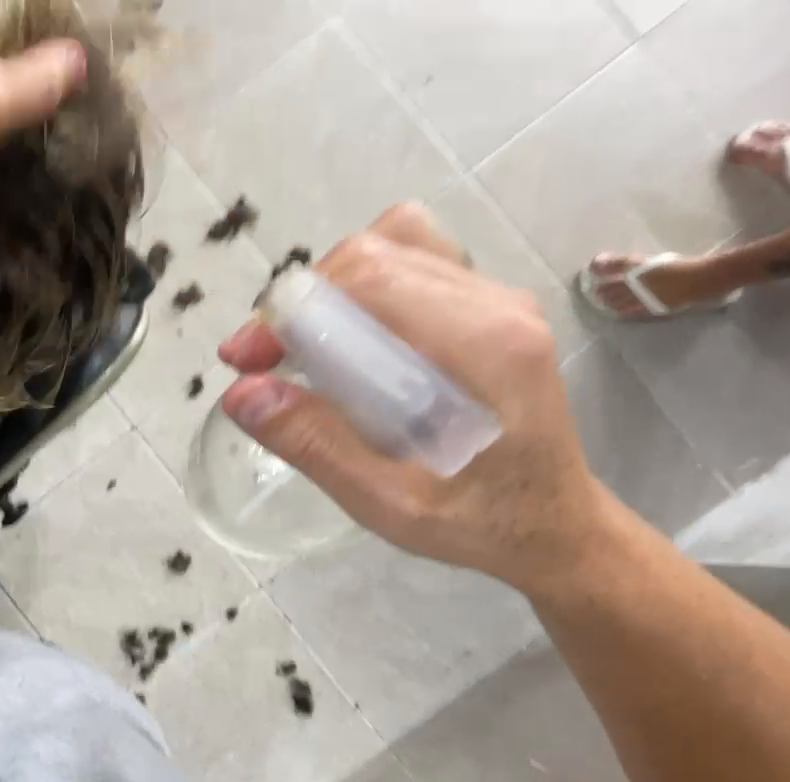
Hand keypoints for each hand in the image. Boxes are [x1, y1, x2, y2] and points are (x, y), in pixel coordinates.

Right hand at [217, 204, 611, 594]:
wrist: (550, 526)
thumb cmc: (474, 522)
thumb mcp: (386, 502)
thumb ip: (316, 444)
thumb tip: (239, 394)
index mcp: (480, 345)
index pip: (370, 278)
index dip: (290, 307)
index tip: (242, 360)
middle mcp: (495, 305)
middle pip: (376, 254)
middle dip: (300, 298)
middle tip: (259, 362)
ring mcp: (496, 301)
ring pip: (394, 247)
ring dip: (328, 290)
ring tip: (299, 345)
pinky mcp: (487, 310)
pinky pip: (412, 266)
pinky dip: (359, 291)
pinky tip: (344, 341)